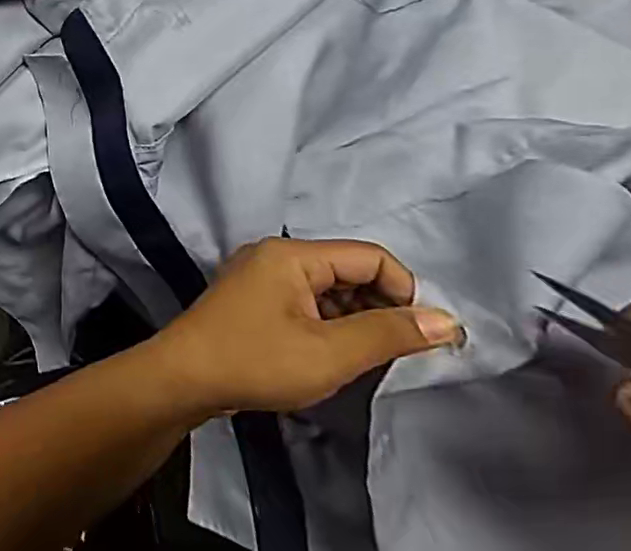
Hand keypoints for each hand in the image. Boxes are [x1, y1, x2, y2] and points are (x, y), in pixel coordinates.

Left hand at [140, 237, 461, 418]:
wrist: (184, 375)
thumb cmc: (256, 360)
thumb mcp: (331, 352)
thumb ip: (390, 333)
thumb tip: (446, 320)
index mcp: (290, 254)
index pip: (369, 256)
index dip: (404, 292)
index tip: (420, 337)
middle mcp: (273, 254)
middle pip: (348, 269)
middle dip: (380, 306)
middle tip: (394, 352)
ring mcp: (259, 275)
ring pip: (327, 287)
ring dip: (354, 317)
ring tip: (363, 357)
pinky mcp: (252, 298)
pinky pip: (304, 300)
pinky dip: (328, 322)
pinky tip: (333, 354)